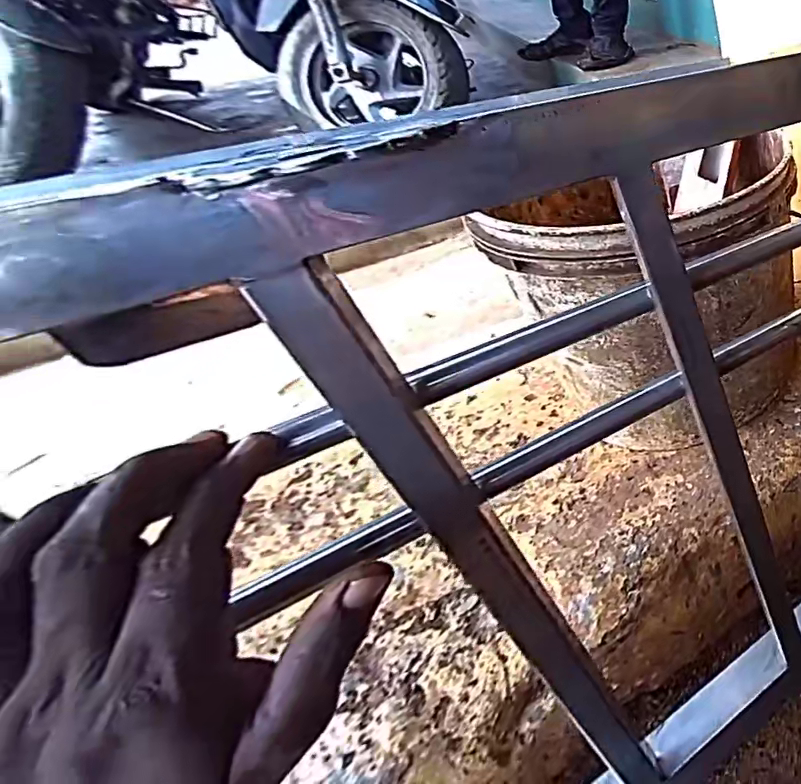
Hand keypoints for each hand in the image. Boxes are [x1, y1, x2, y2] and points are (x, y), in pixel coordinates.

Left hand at [0, 432, 391, 783]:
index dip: (222, 486)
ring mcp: (0, 694)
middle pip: (88, 547)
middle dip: (150, 476)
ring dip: (80, 502)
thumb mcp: (276, 745)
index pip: (182, 554)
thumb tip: (371, 577)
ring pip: (9, 569)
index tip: (255, 450)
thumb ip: (322, 659)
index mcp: (155, 682)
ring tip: (137, 473)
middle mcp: (65, 680)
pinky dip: (5, 552)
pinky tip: (46, 529)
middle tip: (201, 447)